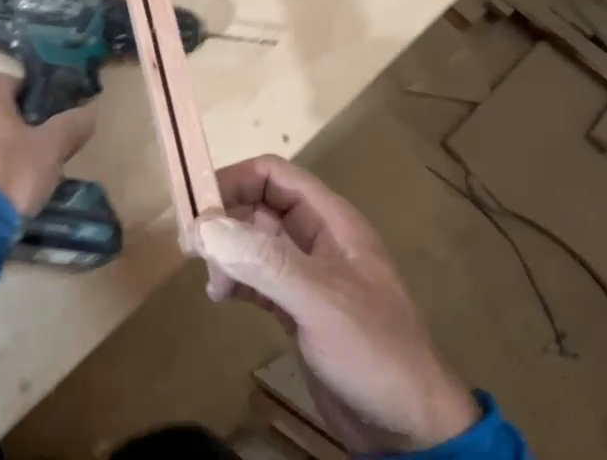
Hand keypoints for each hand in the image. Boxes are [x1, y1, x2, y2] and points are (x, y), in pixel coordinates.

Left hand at [0, 73, 96, 214]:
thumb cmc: (11, 173)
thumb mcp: (51, 149)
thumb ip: (70, 126)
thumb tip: (89, 111)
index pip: (5, 79)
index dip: (27, 90)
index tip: (45, 111)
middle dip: (14, 123)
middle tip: (40, 144)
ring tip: (24, 171)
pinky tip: (3, 189)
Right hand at [194, 155, 478, 454]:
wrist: (413, 430)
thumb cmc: (375, 353)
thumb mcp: (320, 301)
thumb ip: (264, 260)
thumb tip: (203, 225)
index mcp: (332, 222)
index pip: (273, 175)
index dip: (233, 180)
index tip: (197, 206)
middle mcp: (317, 240)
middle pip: (257, 205)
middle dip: (222, 219)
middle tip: (193, 247)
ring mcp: (306, 275)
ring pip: (252, 242)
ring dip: (225, 253)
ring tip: (213, 283)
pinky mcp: (296, 307)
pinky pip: (254, 276)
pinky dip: (233, 279)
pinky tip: (221, 297)